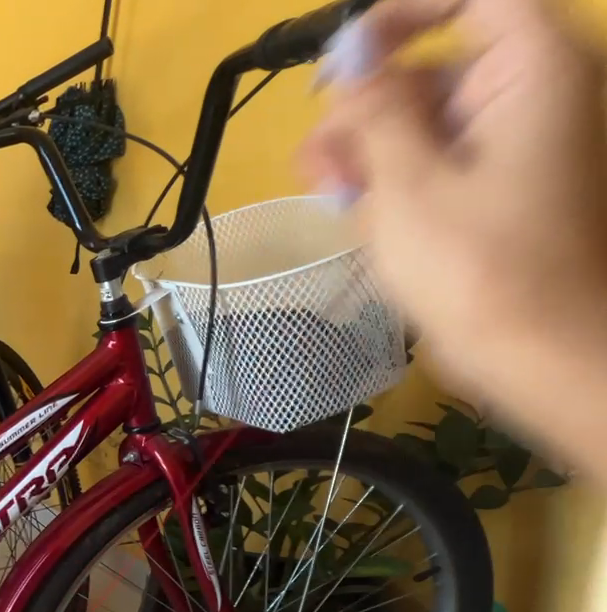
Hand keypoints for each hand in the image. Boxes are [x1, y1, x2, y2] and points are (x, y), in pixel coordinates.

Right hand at [302, 0, 606, 467]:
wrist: (530, 341)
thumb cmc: (473, 262)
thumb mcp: (406, 184)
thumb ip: (375, 113)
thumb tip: (349, 58)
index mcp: (533, 74)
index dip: (400, 14)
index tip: (336, 59)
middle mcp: (529, 93)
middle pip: (434, 61)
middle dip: (364, 104)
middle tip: (316, 156)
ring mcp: (509, 140)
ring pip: (419, 113)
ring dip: (361, 146)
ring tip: (327, 191)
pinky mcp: (488, 181)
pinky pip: (428, 152)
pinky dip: (384, 172)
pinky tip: (354, 206)